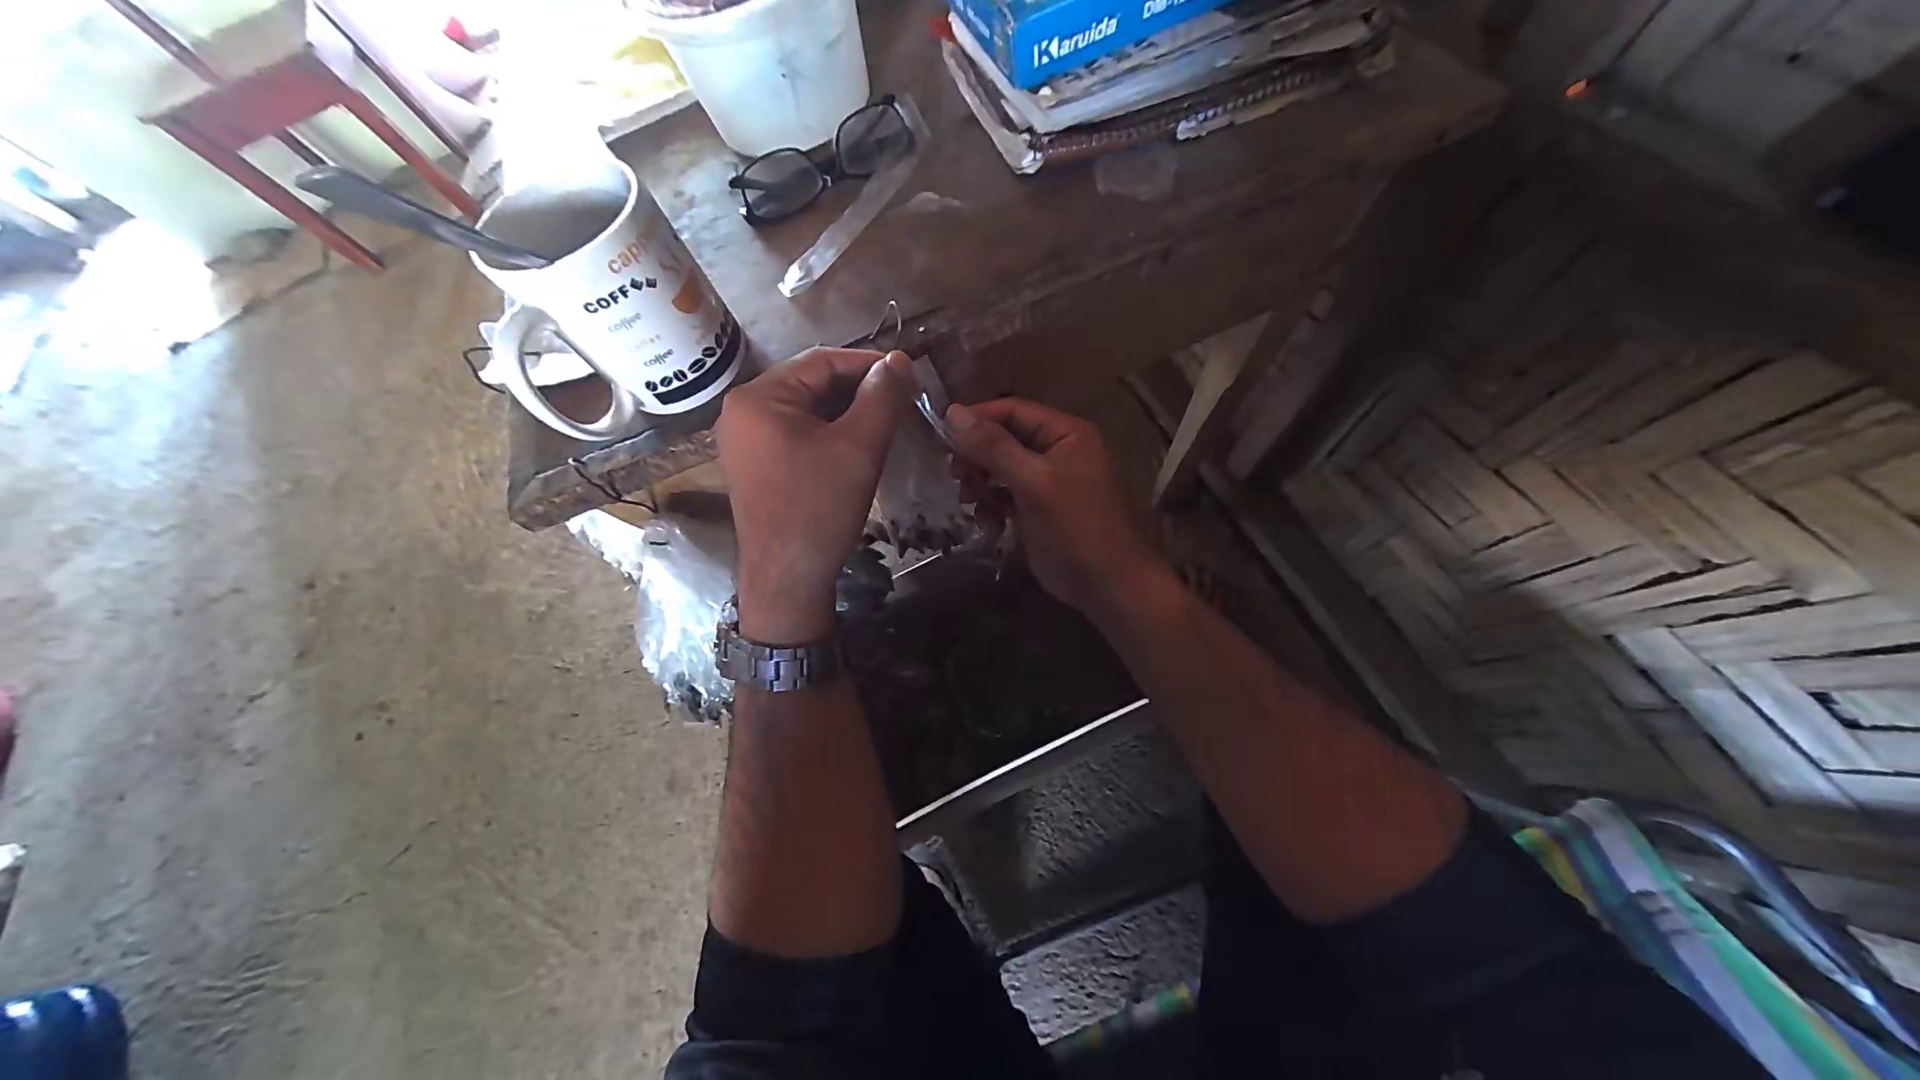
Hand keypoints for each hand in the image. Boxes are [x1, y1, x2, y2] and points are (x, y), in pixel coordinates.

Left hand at [717, 348, 912, 642]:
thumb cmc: (820, 508)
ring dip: (846, 411)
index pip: (821, 361)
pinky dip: (828, 432)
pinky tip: (856, 444)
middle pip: (810, 383)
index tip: (908, 374)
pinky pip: (796, 432)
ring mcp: (744, 440)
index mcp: (758, 398)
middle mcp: (742, 411)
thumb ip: (882, 397)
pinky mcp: (754, 464)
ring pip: (806, 409)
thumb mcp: (859, 447)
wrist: (787, 577)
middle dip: (858, 389)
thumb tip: (900, 360)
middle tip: (901, 400)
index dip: (869, 363)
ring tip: (885, 421)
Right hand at [946, 398, 1166, 615]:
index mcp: (1065, 433)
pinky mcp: (1036, 510)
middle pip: (1002, 439)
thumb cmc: (1077, 527)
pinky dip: (991, 508)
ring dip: (980, 484)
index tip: (941, 436)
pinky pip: (1004, 497)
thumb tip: (952, 413)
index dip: (976, 420)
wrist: (1107, 586)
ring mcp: (1046, 482)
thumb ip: (994, 447)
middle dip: (977, 457)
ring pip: (998, 470)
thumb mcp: (1034, 482)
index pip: (1012, 410)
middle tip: (956, 476)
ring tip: (970, 502)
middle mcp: (1056, 451)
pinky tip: (990, 526)